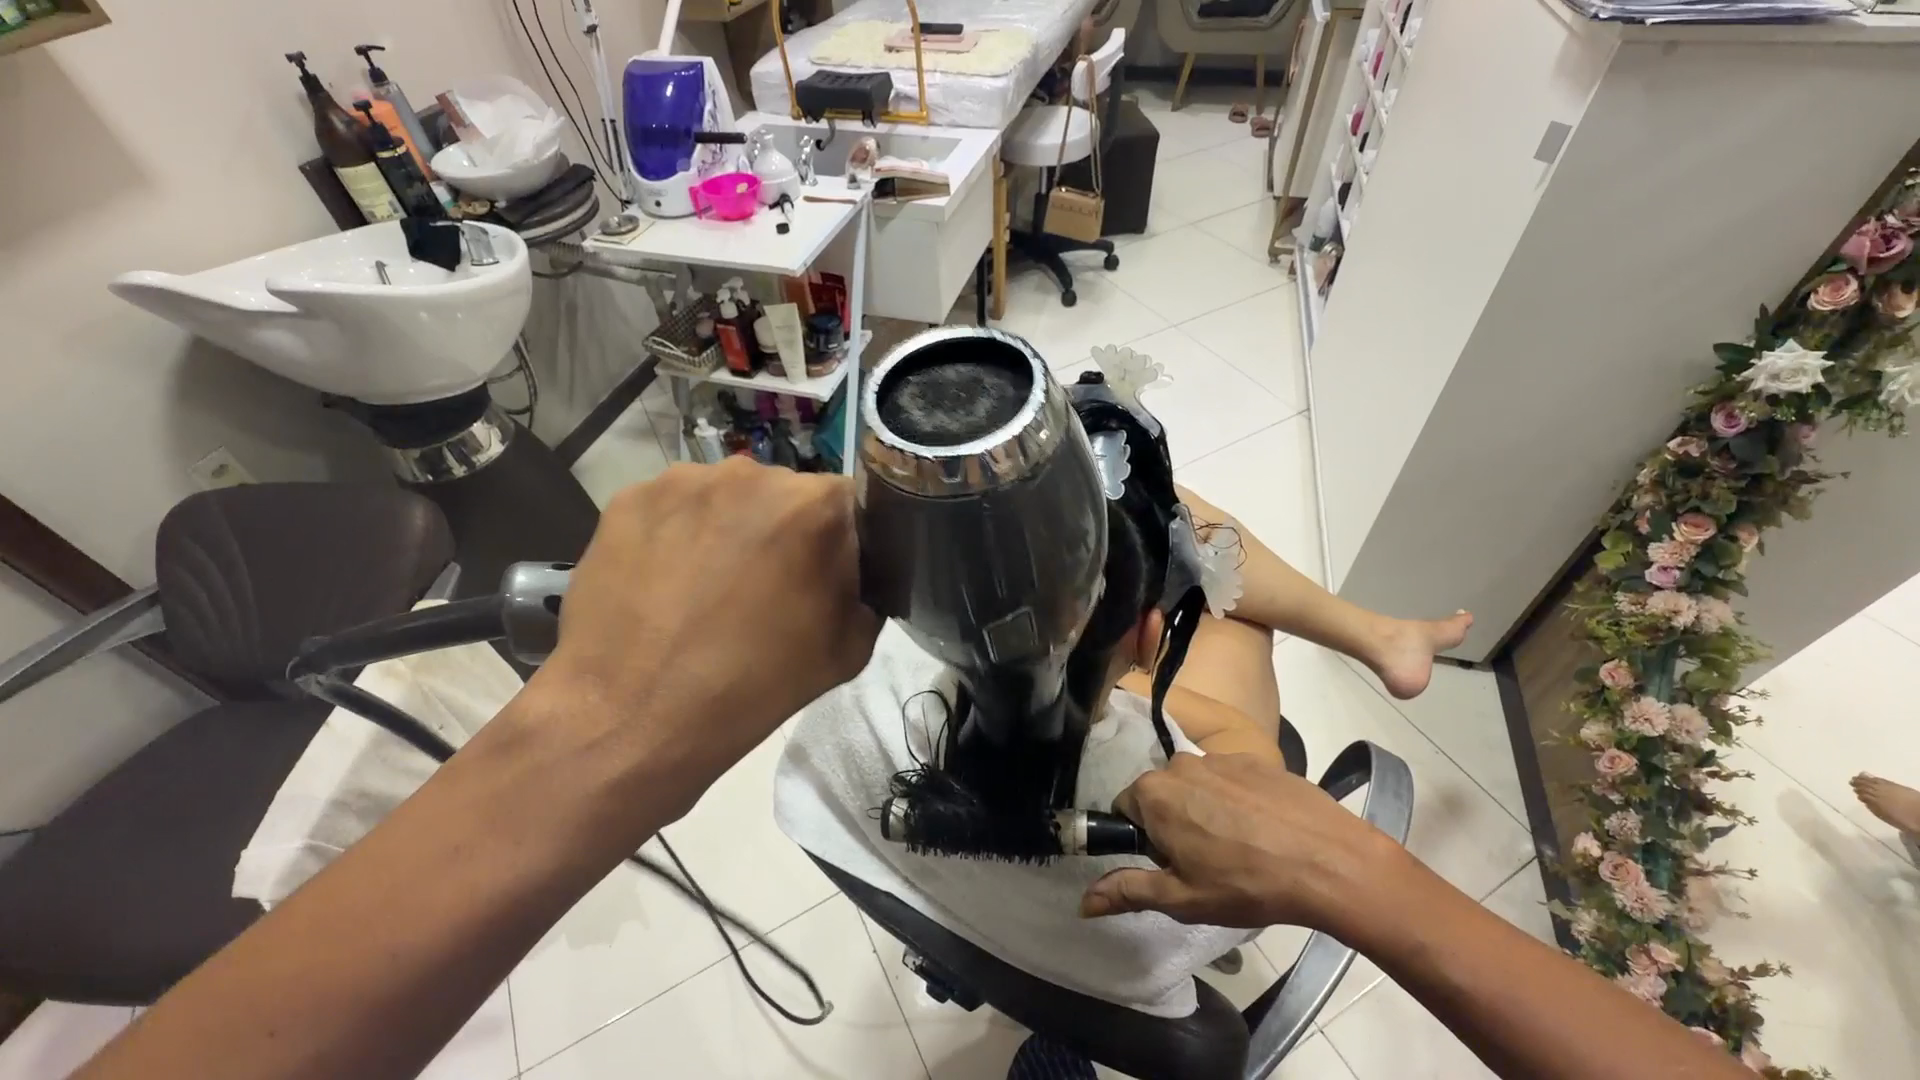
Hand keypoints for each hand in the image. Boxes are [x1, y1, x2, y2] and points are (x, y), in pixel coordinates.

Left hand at [535, 460, 880, 807]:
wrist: (633, 716)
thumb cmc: (754, 686)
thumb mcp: (849, 649)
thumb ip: (864, 593)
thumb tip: (847, 573)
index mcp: (816, 505)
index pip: (849, 503)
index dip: (842, 539)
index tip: (824, 574)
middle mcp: (753, 474)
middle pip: (784, 494)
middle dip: (782, 530)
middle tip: (764, 585)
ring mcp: (684, 481)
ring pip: (725, 498)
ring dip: (728, 529)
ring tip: (705, 588)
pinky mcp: (629, 498)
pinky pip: (672, 510)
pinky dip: (676, 536)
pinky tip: (665, 583)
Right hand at [1081, 752, 1402, 933]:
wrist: (1329, 862)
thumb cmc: (1246, 884)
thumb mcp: (1182, 898)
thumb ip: (1128, 891)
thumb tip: (1083, 901)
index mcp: (1154, 794)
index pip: (1125, 808)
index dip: (1144, 839)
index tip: (1171, 863)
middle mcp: (1180, 765)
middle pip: (1161, 794)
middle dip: (1172, 822)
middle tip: (1205, 861)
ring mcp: (1221, 758)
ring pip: (1197, 786)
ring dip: (1206, 810)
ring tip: (1240, 847)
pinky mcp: (1258, 760)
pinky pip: (1232, 780)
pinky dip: (1239, 801)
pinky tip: (1265, 831)